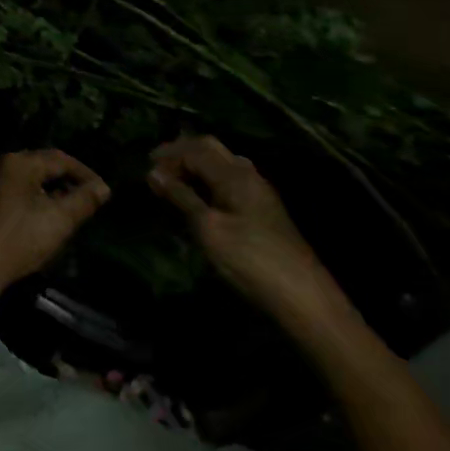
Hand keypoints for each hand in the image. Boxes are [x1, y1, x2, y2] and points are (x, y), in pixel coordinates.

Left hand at [0, 149, 110, 291]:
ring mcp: (2, 177)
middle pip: (49, 163)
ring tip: (81, 204)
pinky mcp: (0, 193)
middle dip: (73, 178)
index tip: (106, 192)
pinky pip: (29, 185)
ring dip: (60, 186)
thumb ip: (84, 200)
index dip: (86, 174)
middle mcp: (10, 163)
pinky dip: (47, 193)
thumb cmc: (24, 237)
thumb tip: (103, 187)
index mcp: (22, 163)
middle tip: (95, 196)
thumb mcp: (60, 219)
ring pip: (39, 175)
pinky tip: (60, 208)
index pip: (62, 159)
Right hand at [147, 136, 342, 322]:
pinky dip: (207, 181)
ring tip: (172, 184)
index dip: (167, 156)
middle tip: (157, 170)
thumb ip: (180, 197)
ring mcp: (258, 194)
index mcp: (235, 175)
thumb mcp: (208, 228)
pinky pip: (229, 181)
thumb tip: (153, 172)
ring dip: (194, 166)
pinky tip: (197, 199)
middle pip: (210, 149)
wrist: (305, 301)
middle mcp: (248, 176)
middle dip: (180, 154)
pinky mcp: (262, 212)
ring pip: (221, 164)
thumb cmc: (250, 260)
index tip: (144, 173)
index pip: (194, 150)